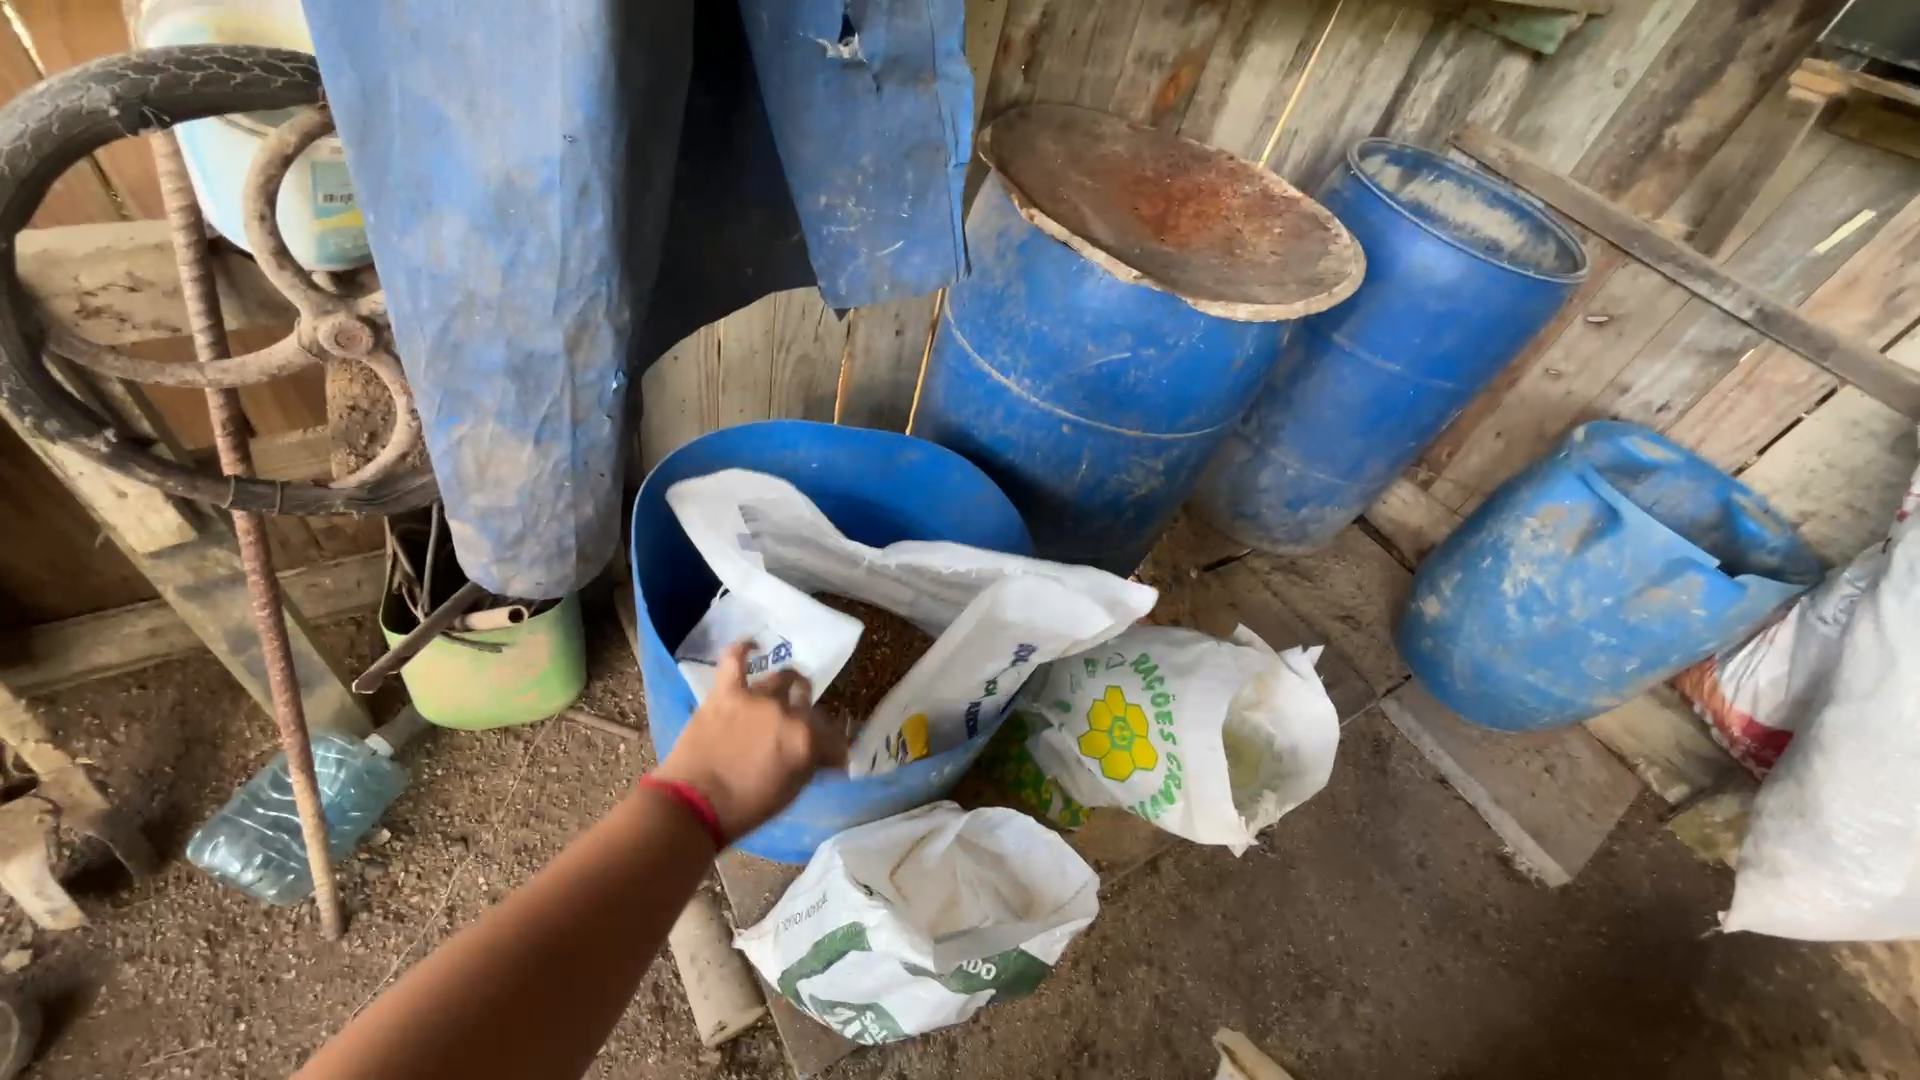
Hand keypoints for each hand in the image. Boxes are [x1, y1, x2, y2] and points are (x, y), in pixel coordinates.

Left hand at [652, 643, 847, 841]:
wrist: (691, 805)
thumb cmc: (743, 809)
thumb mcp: (789, 793)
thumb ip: (809, 766)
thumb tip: (821, 756)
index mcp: (807, 740)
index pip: (832, 738)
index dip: (833, 751)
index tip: (830, 760)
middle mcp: (787, 712)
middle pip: (808, 705)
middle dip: (809, 717)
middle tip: (799, 728)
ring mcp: (756, 697)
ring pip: (782, 679)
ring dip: (788, 687)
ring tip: (785, 694)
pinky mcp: (726, 692)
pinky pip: (735, 659)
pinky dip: (743, 649)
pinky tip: (751, 645)